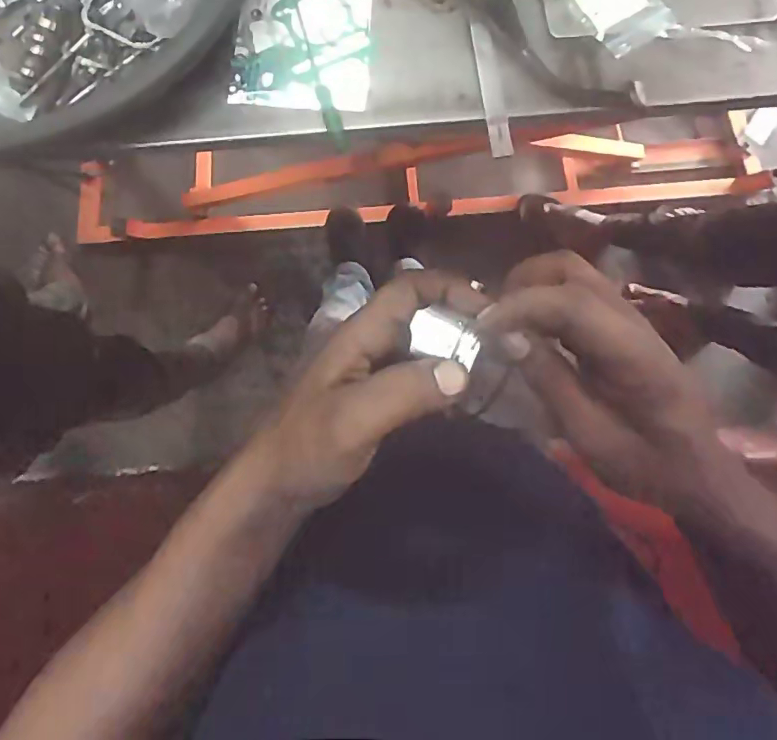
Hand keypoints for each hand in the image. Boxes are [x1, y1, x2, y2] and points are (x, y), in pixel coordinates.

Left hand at [242, 270, 491, 511]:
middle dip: (463, 317)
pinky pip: (420, 372)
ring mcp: (373, 369)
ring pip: (424, 341)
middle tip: (504, 343)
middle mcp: (369, 341)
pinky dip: (447, 375)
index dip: (450, 287)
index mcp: (360, 333)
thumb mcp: (353, 419)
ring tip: (497, 366)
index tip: (491, 311)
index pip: (409, 287)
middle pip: (423, 311)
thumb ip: (404, 392)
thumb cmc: (307, 448)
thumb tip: (463, 371)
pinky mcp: (378, 394)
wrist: (273, 488)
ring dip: (459, 347)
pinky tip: (469, 396)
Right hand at [479, 252, 730, 510]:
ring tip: (506, 320)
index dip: (521, 306)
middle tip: (493, 319)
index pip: (571, 303)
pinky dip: (545, 295)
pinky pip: (576, 289)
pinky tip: (530, 326)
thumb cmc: (649, 464)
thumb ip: (552, 384)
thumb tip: (508, 338)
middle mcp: (631, 319)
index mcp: (631, 351)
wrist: (700, 468)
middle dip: (522, 283)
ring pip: (573, 271)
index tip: (483, 326)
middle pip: (570, 268)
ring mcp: (629, 315)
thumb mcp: (593, 439)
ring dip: (532, 284)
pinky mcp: (622, 322)